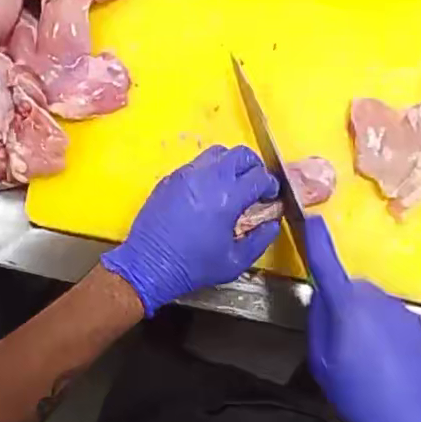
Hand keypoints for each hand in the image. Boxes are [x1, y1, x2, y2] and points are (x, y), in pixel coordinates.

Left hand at [100, 145, 280, 314]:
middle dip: (253, 167)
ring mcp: (186, 175)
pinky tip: (206, 193)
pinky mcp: (169, 180)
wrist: (149, 266)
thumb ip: (259, 241)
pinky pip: (194, 165)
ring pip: (216, 154)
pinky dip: (207, 173)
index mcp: (228, 197)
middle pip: (240, 154)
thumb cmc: (193, 267)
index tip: (270, 197)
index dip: (270, 186)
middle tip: (254, 185)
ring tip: (230, 184)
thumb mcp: (235, 263)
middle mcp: (208, 178)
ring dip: (229, 165)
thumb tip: (271, 224)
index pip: (259, 176)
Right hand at [301, 217, 420, 421]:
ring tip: (357, 359)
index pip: (328, 266)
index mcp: (349, 307)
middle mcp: (378, 300)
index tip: (311, 219)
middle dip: (338, 304)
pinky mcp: (418, 326)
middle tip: (332, 342)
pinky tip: (380, 364)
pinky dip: (378, 331)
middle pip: (349, 288)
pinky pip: (388, 318)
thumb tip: (321, 301)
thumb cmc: (358, 395)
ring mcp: (402, 311)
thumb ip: (317, 325)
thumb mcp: (322, 363)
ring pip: (369, 304)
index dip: (316, 242)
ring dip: (359, 320)